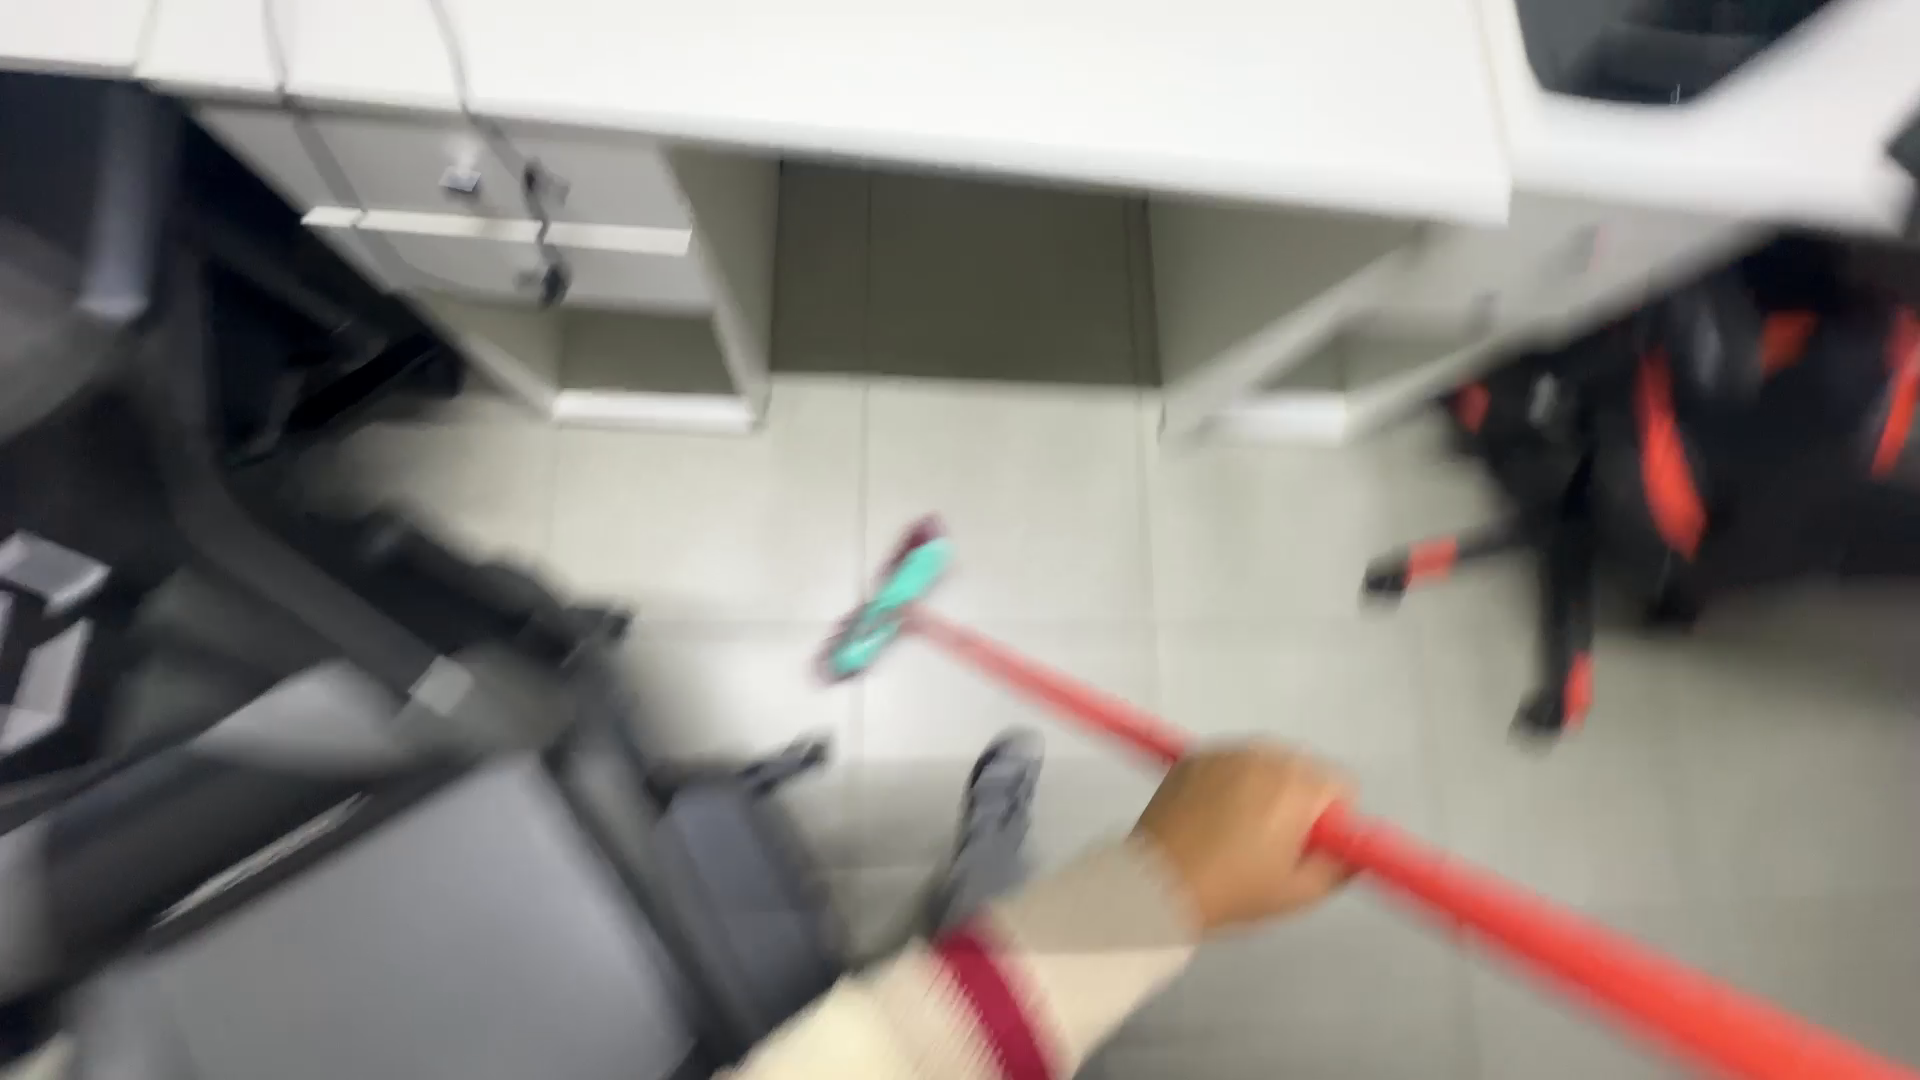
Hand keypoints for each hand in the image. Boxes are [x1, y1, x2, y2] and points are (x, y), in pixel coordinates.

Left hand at [1131, 743, 1354, 933]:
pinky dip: (1232, 780)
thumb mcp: (1301, 892)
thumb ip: (1340, 866)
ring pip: (1264, 762)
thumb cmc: (1233, 888)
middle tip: (1276, 840)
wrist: (1159, 878)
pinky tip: (1215, 815)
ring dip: (1265, 786)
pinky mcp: (1193, 755)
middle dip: (1299, 798)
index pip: (1340, 785)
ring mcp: (1223, 751)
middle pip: (1301, 768)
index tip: (1312, 844)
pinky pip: (1229, 761)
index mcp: (1295, 785)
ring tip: (1241, 829)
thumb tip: (1352, 850)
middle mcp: (1261, 755)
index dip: (1333, 818)